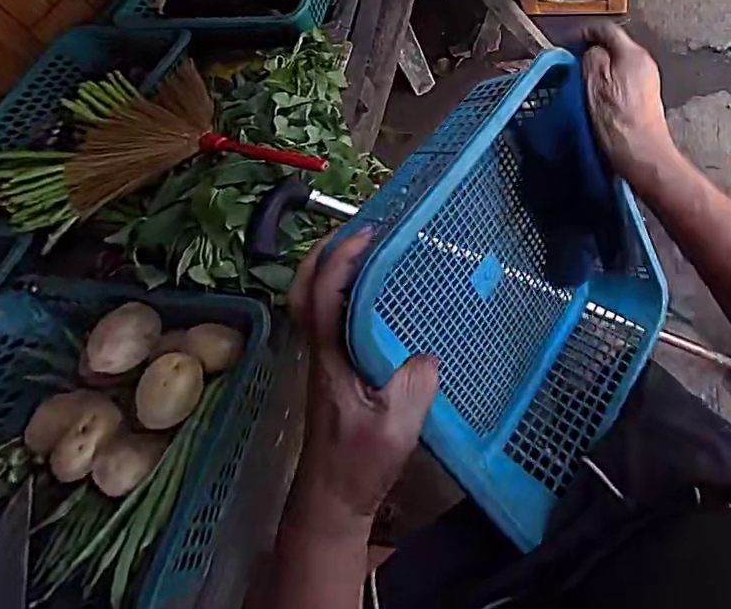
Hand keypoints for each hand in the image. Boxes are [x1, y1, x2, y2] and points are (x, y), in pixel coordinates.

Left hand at [285, 228, 438, 530]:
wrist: (330, 500)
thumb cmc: (356, 465)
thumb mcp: (394, 429)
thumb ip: (413, 387)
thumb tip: (428, 354)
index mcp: (329, 355)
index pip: (322, 294)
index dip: (340, 258)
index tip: (367, 233)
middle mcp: (318, 347)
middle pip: (302, 287)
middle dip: (323, 250)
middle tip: (356, 229)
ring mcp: (320, 355)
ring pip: (310, 298)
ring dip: (329, 266)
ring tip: (364, 249)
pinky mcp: (329, 364)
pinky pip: (326, 312)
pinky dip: (339, 289)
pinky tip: (369, 291)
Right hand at [581, 23, 678, 185]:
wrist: (641, 153)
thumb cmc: (617, 121)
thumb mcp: (593, 82)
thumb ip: (590, 56)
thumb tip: (591, 50)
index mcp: (632, 54)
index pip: (606, 30)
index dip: (583, 32)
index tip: (568, 41)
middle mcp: (644, 63)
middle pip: (614, 46)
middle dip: (591, 50)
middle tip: (572, 60)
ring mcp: (647, 80)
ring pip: (617, 63)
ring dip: (598, 67)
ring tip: (580, 79)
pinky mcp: (645, 97)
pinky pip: (622, 79)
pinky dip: (607, 81)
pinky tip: (596, 96)